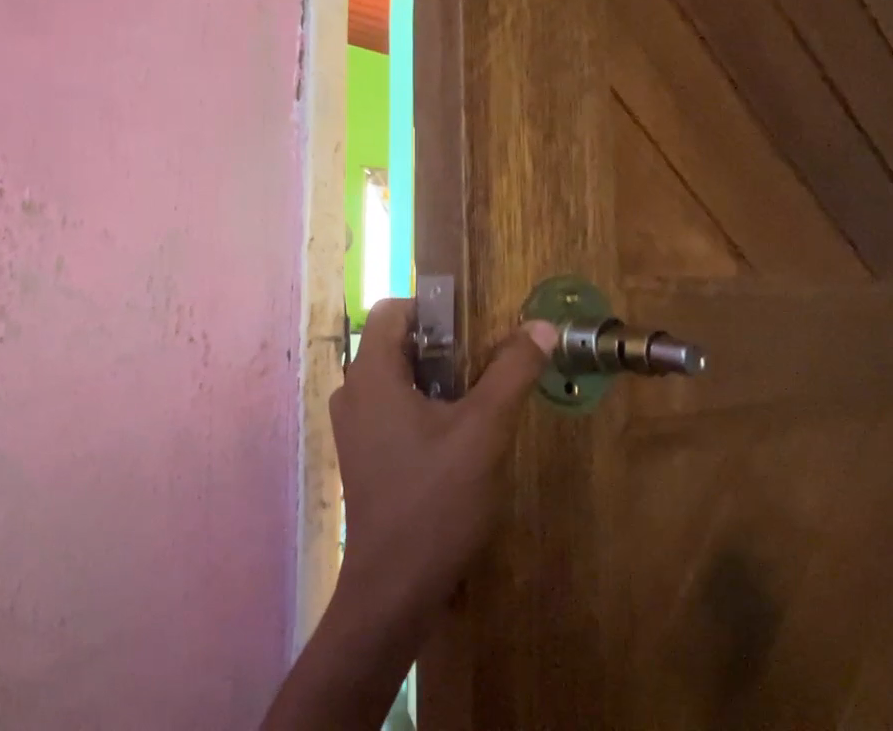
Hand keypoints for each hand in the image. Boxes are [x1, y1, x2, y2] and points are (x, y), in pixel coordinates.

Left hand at [332, 298, 556, 620]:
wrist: (395, 584)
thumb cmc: (436, 498)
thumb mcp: (484, 430)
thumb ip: (511, 372)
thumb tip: (540, 326)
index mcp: (370, 374)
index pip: (393, 309)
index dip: (434, 308)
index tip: (476, 328)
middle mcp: (352, 392)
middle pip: (396, 344)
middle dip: (443, 347)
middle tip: (488, 366)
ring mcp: (353, 427)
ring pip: (395, 379)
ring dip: (436, 380)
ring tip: (480, 401)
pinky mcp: (362, 455)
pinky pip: (390, 410)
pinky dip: (422, 408)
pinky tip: (457, 438)